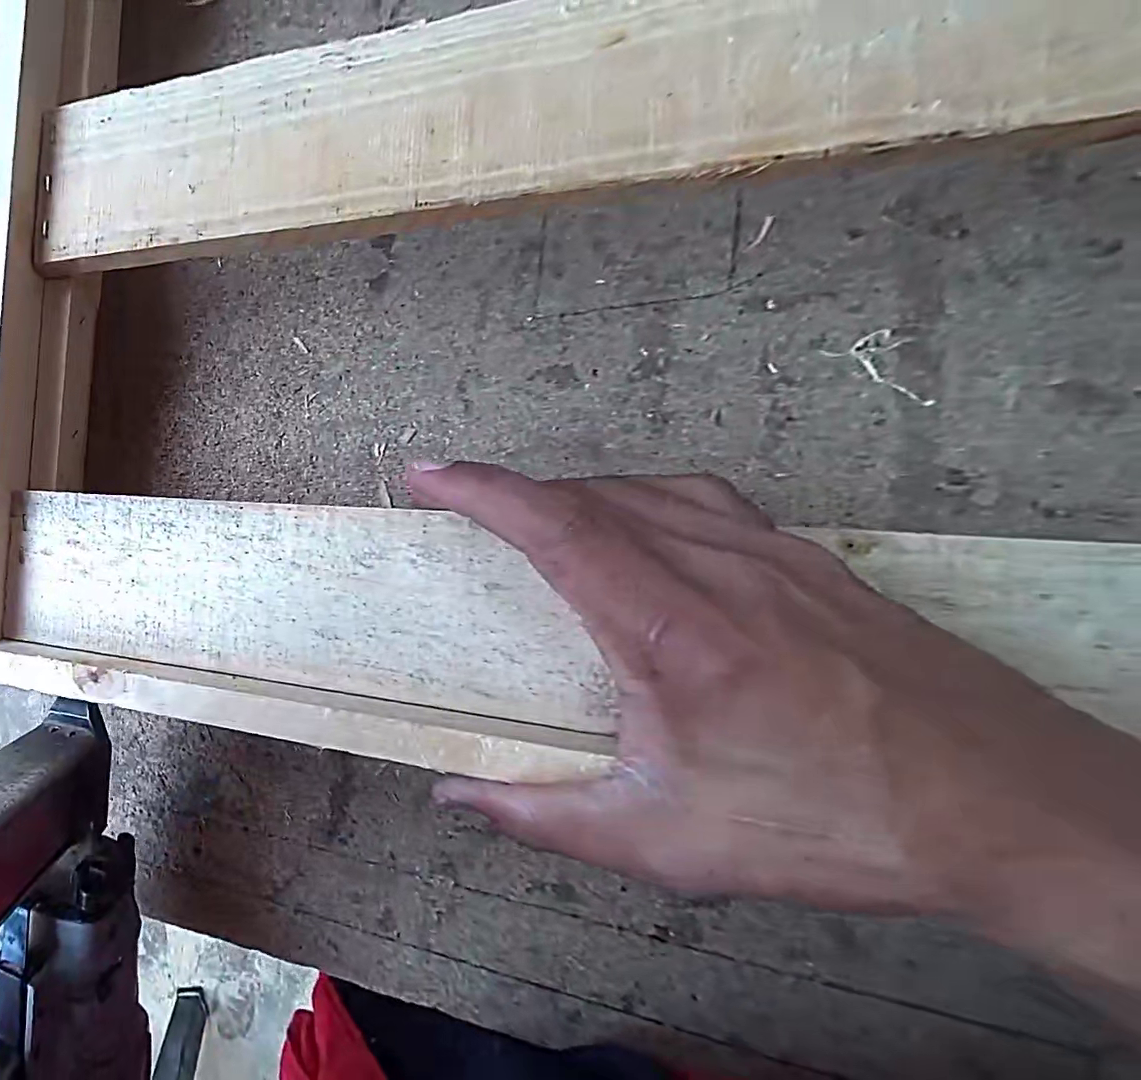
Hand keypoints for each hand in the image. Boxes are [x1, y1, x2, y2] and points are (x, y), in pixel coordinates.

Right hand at [407, 463, 1140, 1018]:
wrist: (1032, 820)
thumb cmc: (842, 829)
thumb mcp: (667, 843)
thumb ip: (542, 817)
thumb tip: (454, 797)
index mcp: (678, 633)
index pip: (559, 528)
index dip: (482, 491)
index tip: (428, 477)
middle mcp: (723, 574)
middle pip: (588, 497)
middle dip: (504, 488)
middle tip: (451, 495)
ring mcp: (771, 556)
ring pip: (639, 489)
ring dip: (563, 491)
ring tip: (518, 510)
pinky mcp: (805, 560)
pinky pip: (694, 498)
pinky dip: (629, 495)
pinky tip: (620, 520)